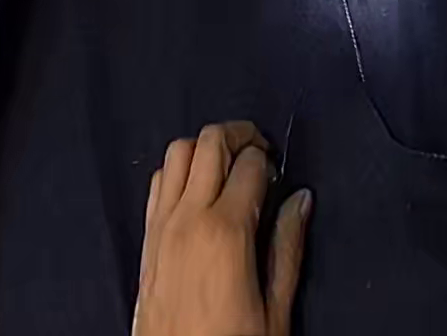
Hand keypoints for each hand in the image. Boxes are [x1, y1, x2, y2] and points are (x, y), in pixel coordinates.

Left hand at [134, 121, 312, 335]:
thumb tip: (301, 196)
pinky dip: (179, 172)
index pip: (251, 161)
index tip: (278, 178)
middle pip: (210, 139)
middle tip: (258, 157)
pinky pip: (158, 182)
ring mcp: (161, 227)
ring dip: (206, 149)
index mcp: (226, 230)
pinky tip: (198, 193)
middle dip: (240, 135)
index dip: (270, 160)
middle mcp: (189, 217)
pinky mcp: (145, 242)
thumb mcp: (275, 311)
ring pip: (178, 151)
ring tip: (227, 169)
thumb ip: (288, 246)